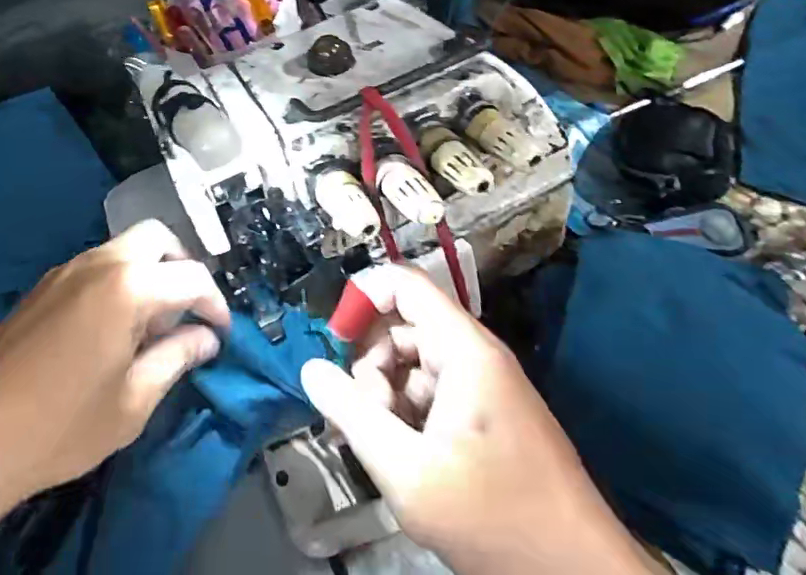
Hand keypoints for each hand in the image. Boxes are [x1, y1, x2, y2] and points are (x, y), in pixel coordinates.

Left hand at [0, 220, 229, 562]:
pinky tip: (115, 326)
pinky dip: (121, 279)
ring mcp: (67, 269)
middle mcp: (99, 262)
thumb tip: (206, 338)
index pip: (191, 277)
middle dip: (182, 266)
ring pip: (124, 247)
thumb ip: (176, 358)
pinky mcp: (45, 284)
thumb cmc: (62, 425)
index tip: (221, 335)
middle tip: (189, 313)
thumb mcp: (133, 401)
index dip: (215, 304)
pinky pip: (97, 264)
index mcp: (128, 285)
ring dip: (150, 271)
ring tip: (153, 324)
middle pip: (156, 238)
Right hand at [300, 265, 656, 574]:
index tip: (335, 341)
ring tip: (385, 447)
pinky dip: (405, 414)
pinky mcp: (483, 418)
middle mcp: (474, 357)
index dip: (362, 298)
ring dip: (385, 395)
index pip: (403, 284)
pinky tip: (402, 457)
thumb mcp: (407, 470)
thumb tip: (310, 367)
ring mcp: (481, 388)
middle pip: (401, 327)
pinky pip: (429, 394)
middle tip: (365, 417)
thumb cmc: (496, 521)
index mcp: (464, 350)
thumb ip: (351, 413)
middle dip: (371, 364)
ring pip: (411, 364)